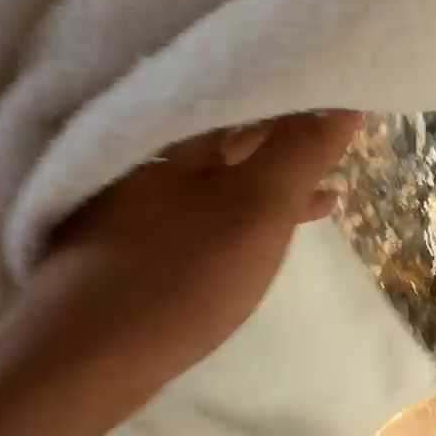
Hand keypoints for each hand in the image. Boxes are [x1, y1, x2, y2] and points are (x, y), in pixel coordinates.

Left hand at [0, 112, 360, 418]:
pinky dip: (245, 205)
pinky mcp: (138, 230)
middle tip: (342, 130)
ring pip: (221, 163)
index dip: (296, 81)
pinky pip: (207, 199)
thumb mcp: (257, 210)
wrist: (88, 357)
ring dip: (273, 170)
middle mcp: (149, 143)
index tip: (342, 86)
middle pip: (228, 118)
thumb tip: (347, 100)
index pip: (242, 78)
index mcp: (172, 121)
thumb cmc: (179, 275)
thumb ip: (302, 153)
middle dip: (287, 125)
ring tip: (329, 182)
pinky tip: (277, 224)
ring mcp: (139, 189)